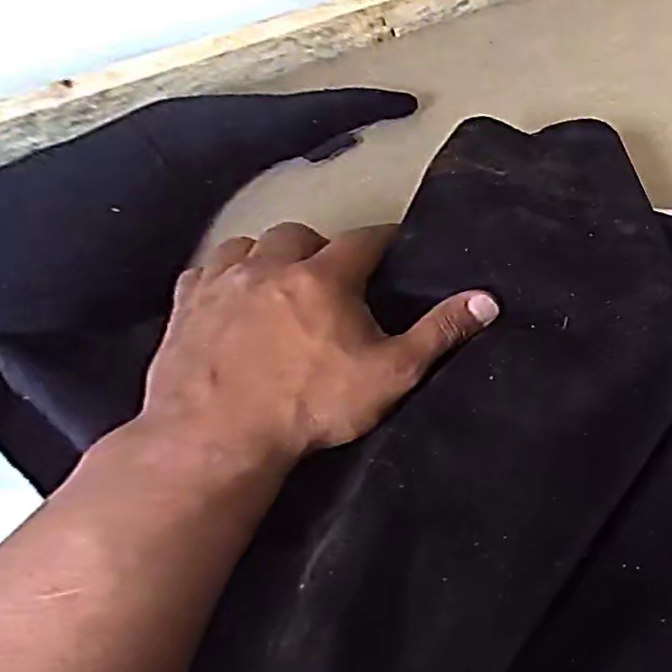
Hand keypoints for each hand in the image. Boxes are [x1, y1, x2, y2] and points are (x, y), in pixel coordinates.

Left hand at [137, 222, 496, 466]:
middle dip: (324, 248)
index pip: (363, 240)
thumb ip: (440, 332)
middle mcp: (269, 266)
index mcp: (324, 278)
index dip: (384, 239)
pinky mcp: (185, 306)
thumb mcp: (393, 373)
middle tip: (339, 277)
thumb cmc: (314, 404)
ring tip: (287, 282)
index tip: (396, 245)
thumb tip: (487, 300)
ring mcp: (220, 283)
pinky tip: (238, 297)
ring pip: (249, 244)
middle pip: (300, 234)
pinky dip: (228, 274)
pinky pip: (208, 270)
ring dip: (272, 255)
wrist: (218, 437)